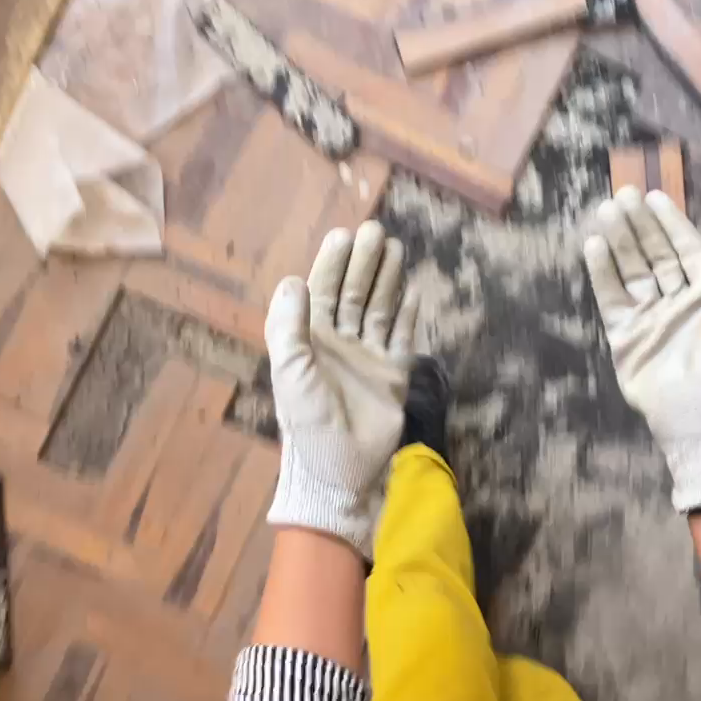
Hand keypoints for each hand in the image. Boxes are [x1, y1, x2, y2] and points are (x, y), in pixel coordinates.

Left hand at [264, 221, 417, 555]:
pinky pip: (401, 337)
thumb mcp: (291, 374)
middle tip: (375, 230)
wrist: (342, 470)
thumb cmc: (310, 422)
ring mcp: (368, 357)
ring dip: (386, 279)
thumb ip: (289, 328)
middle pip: (354, 292)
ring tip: (395, 247)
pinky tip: (411, 290)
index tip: (343, 235)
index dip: (332, 264)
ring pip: (379, 308)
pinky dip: (407, 314)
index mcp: (310, 340)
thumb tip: (294, 280)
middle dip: (363, 262)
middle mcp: (340, 343)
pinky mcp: (393, 374)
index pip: (323, 291)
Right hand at [582, 187, 700, 512]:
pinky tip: (593, 248)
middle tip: (621, 196)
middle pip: (655, 254)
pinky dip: (602, 273)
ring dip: (619, 242)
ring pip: (631, 271)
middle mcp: (679, 300)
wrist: (697, 421)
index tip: (654, 197)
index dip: (671, 223)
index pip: (687, 249)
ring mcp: (650, 316)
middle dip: (639, 226)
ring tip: (604, 213)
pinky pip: (611, 297)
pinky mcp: (625, 335)